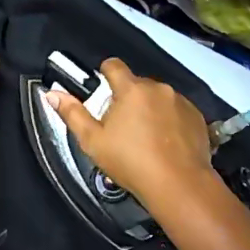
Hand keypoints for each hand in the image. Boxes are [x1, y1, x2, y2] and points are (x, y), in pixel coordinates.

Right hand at [46, 59, 218, 205]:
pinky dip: (169, 122)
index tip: (101, 87)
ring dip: (149, 110)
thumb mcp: (93, 141)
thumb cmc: (130, 162)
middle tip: (119, 127)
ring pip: (158, 98)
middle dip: (127, 99)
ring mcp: (181, 102)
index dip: (104, 72)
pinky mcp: (197, 117)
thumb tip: (52, 93)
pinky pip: (177, 112)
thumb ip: (72, 114)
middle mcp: (158, 89)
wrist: (178, 183)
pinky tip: (164, 144)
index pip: (114, 65)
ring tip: (144, 138)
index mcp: (131, 90)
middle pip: (136, 85)